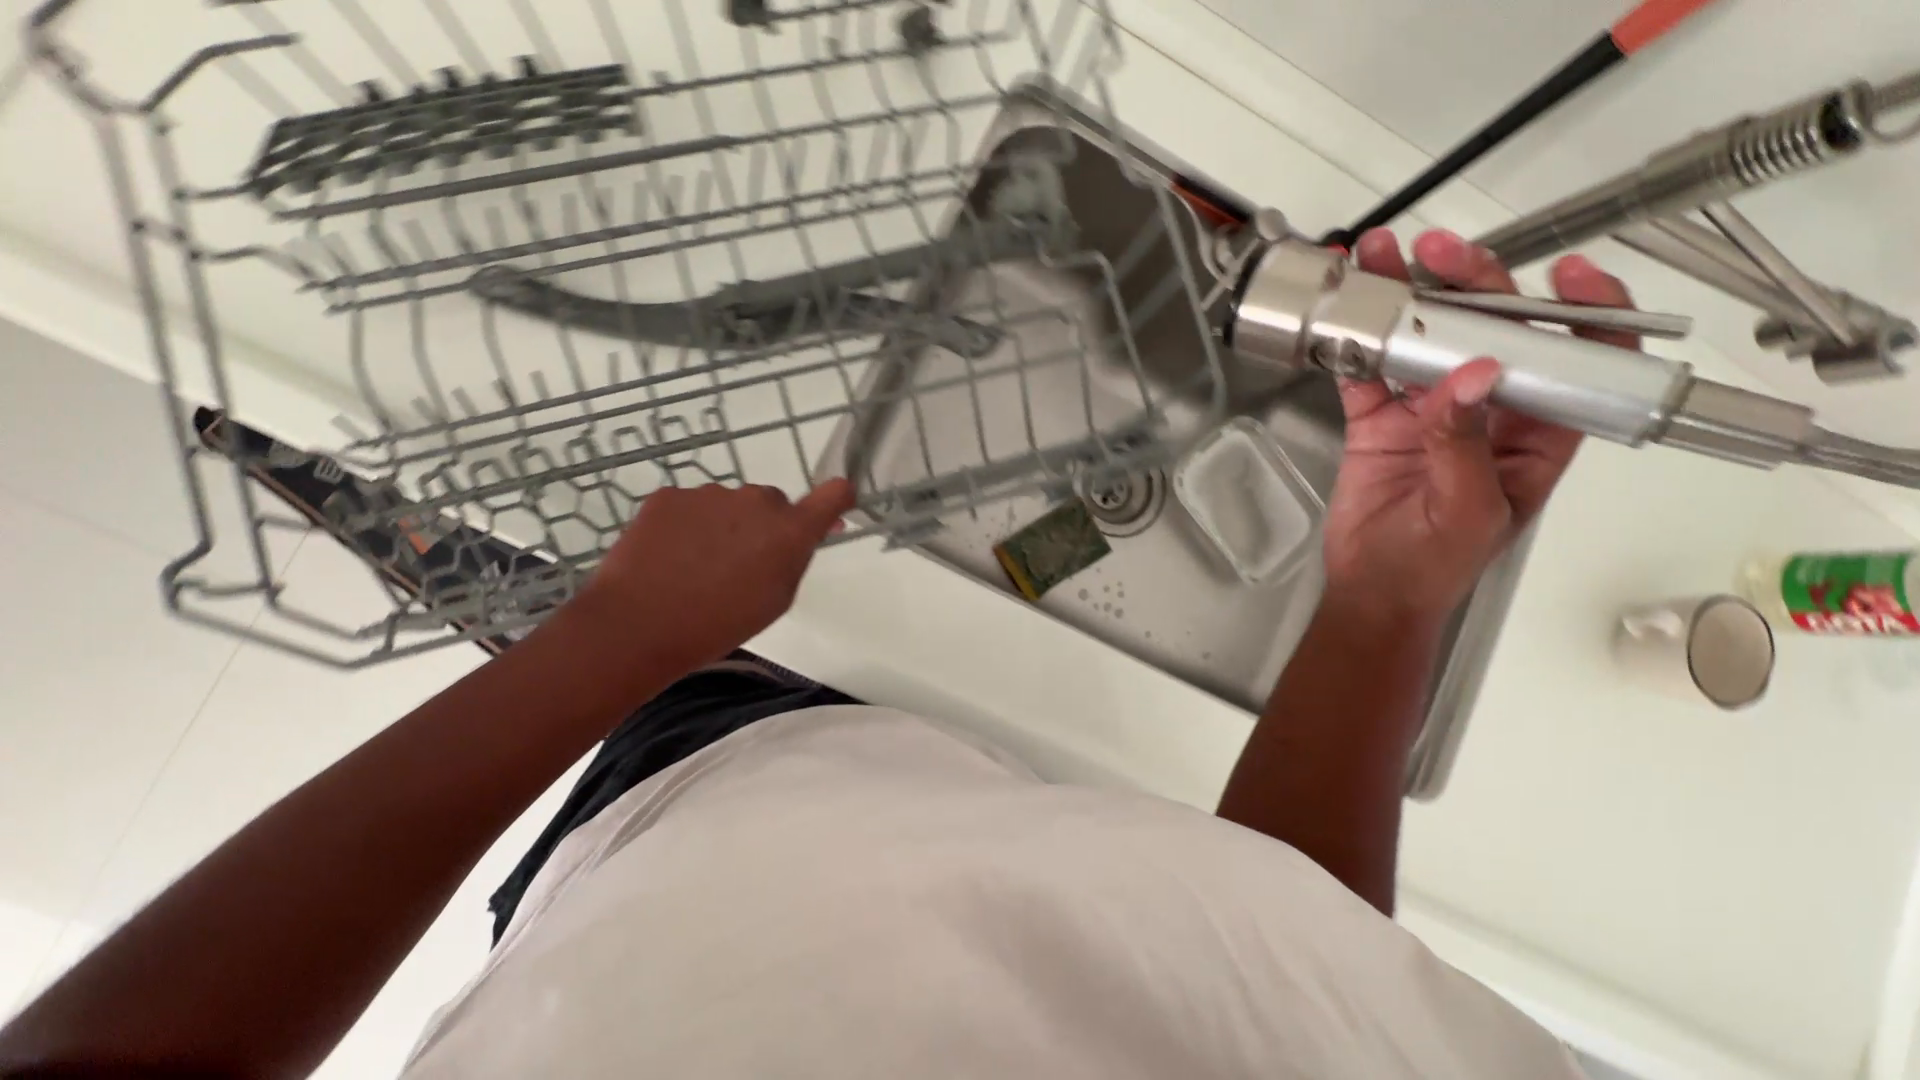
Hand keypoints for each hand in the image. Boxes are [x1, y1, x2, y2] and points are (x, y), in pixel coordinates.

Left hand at [570, 478, 856, 673]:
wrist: (639, 624)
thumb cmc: (718, 624)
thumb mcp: (775, 601)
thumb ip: (794, 560)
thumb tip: (803, 536)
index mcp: (790, 531)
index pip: (834, 494)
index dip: (836, 499)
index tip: (829, 512)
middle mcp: (756, 501)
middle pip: (772, 504)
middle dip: (764, 527)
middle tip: (740, 566)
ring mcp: (710, 494)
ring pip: (728, 505)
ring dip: (723, 526)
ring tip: (696, 568)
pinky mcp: (670, 496)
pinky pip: (690, 506)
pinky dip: (687, 526)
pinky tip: (669, 558)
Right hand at [1324, 228, 1637, 623]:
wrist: (1370, 590)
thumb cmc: (1437, 564)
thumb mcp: (1467, 509)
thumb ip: (1466, 442)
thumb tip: (1474, 373)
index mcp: (1535, 433)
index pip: (1578, 362)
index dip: (1583, 313)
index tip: (1566, 275)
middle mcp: (1487, 410)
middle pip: (1490, 332)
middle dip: (1473, 284)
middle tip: (1439, 251)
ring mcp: (1428, 411)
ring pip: (1425, 339)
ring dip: (1405, 297)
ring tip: (1381, 257)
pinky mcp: (1378, 419)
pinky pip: (1368, 372)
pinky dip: (1353, 342)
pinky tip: (1341, 313)